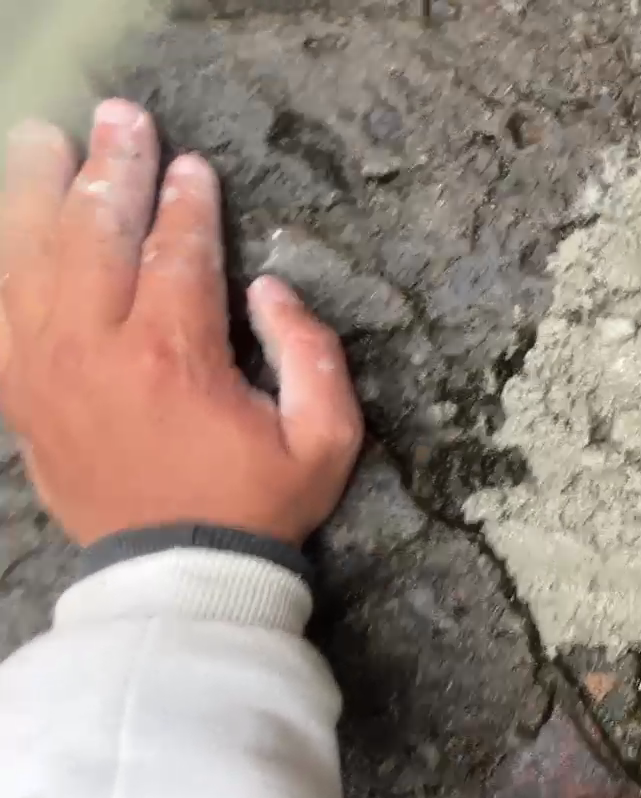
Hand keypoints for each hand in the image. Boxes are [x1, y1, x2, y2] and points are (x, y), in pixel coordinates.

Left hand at [0, 99, 361, 547]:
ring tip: (41, 138)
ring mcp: (39, 362)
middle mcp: (93, 345)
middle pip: (91, 236)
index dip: (188, 206)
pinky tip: (1, 218)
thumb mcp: (329, 438)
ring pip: (23, 254)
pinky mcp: (14, 383)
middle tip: (117, 117)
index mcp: (176, 357)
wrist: (180, 560)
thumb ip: (313, 359)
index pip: (177, 257)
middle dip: (108, 170)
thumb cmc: (266, 496)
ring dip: (34, 190)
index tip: (194, 163)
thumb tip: (273, 291)